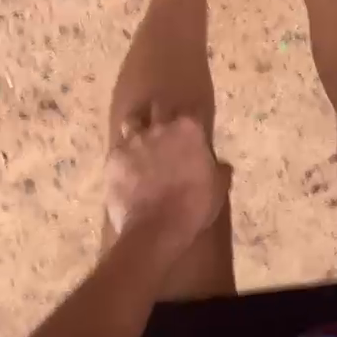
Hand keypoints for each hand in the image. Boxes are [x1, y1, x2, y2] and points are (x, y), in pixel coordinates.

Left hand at [103, 115, 228, 254]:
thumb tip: (222, 164)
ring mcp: (135, 140)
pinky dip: (121, 157)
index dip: (191, 120)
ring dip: (137, 128)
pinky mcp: (114, 157)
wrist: (157, 228)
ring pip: (133, 120)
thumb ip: (219, 170)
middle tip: (164, 130)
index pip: (191, 110)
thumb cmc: (194, 206)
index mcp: (189, 129)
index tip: (192, 130)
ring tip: (139, 142)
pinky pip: (117, 150)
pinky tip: (124, 169)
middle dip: (162, 115)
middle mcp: (161, 126)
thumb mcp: (218, 188)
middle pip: (160, 107)